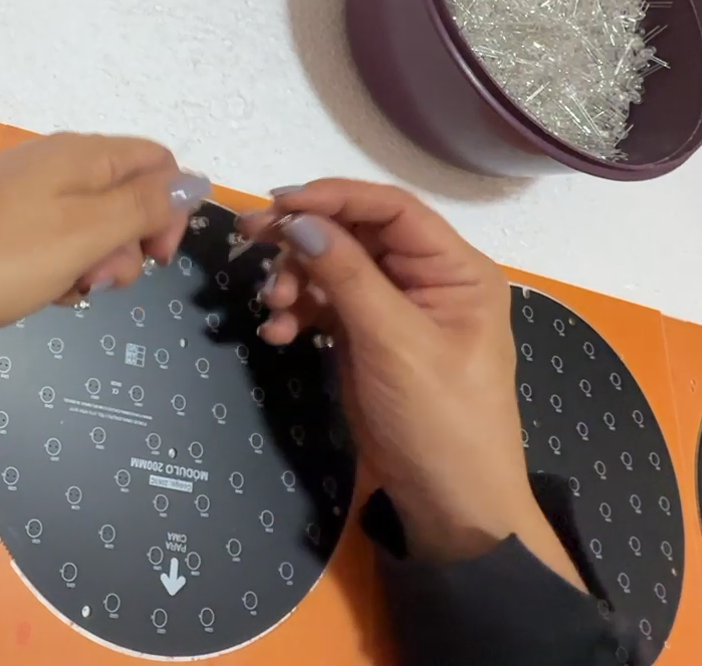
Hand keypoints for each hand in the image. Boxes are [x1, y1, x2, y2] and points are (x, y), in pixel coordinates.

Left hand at [0, 134, 208, 331]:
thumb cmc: (0, 254)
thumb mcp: (83, 232)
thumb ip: (143, 206)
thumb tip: (196, 180)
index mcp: (83, 155)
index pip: (157, 162)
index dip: (170, 208)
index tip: (156, 257)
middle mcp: (58, 164)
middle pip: (126, 196)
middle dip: (127, 245)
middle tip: (97, 280)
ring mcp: (28, 192)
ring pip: (91, 225)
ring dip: (93, 263)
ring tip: (62, 289)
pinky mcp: (4, 220)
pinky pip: (55, 239)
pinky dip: (59, 267)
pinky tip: (40, 291)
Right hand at [237, 180, 582, 587]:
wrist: (447, 504)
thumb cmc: (438, 418)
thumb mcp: (392, 341)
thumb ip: (345, 273)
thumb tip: (298, 219)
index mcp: (452, 268)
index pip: (389, 208)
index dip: (333, 197)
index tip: (279, 203)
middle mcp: (422, 276)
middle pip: (351, 233)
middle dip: (301, 238)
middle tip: (249, 236)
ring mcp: (389, 305)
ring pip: (328, 265)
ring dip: (293, 280)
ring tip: (273, 308)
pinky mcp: (363, 331)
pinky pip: (321, 302)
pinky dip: (296, 312)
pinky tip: (279, 334)